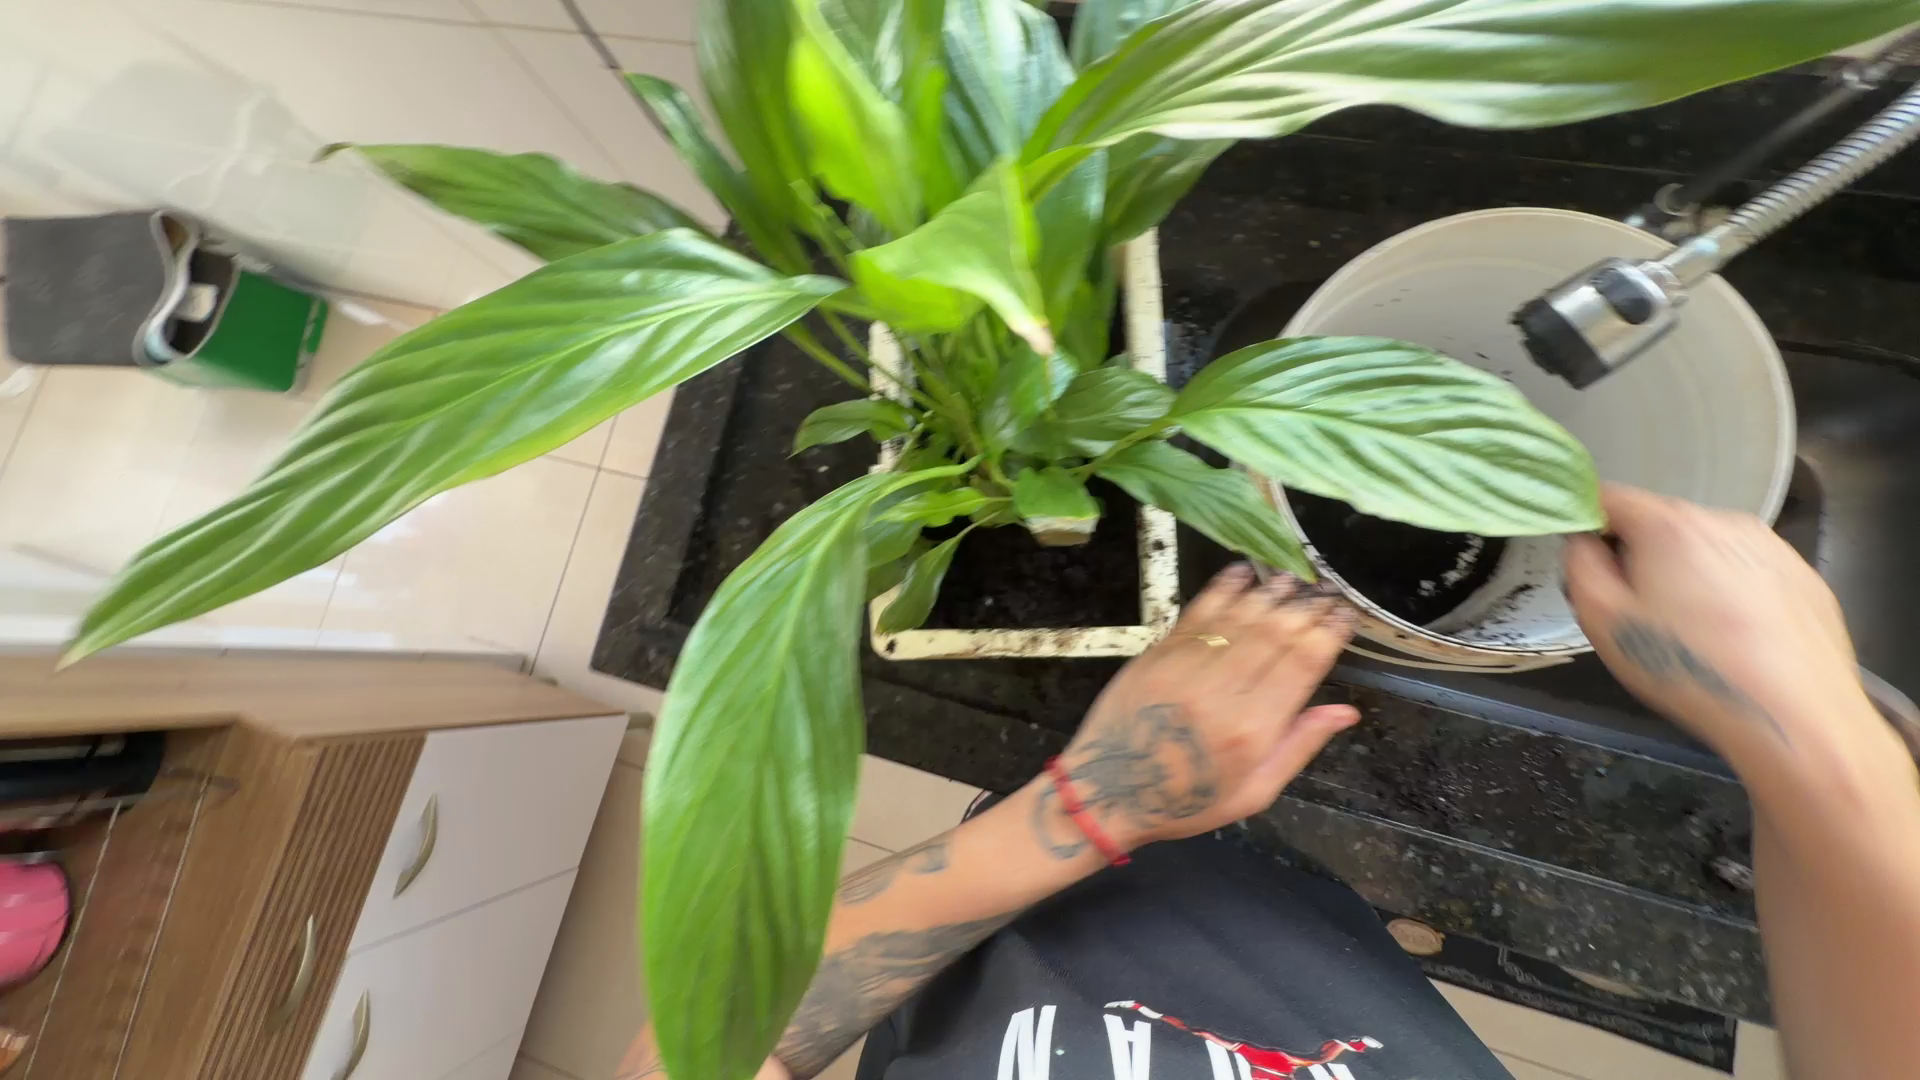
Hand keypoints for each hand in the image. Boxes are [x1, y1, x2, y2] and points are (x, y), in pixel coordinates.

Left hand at [1032, 563, 1358, 855]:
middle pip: (1273, 634)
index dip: (1328, 632)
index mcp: (1253, 728)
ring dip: (1266, 593)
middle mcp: (1221, 691)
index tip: (1345, 613)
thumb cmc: (1186, 801)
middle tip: (1324, 588)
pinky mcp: (1156, 655)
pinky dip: (1219, 591)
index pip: (1302, 663)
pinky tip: (1238, 573)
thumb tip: (1345, 711)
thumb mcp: (1253, 792)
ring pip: (1236, 618)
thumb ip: (1298, 746)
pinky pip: (1194, 615)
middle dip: (1304, 607)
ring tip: (1289, 577)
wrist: (1108, 790)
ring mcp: (1184, 668)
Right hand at [1564, 485, 1909, 785]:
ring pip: (1699, 545)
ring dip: (1676, 569)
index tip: (1576, 556)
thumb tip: (1584, 541)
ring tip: (1676, 622)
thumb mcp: (1597, 614)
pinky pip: (1739, 568)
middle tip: (1623, 602)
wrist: (1795, 718)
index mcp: (1671, 525)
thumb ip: (1578, 562)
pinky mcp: (1804, 579)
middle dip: (1631, 550)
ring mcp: (1774, 549)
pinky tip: (1721, 631)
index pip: (1606, 496)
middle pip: (1656, 521)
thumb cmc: (1681, 663)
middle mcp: (1727, 522)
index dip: (1581, 519)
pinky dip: (1719, 587)